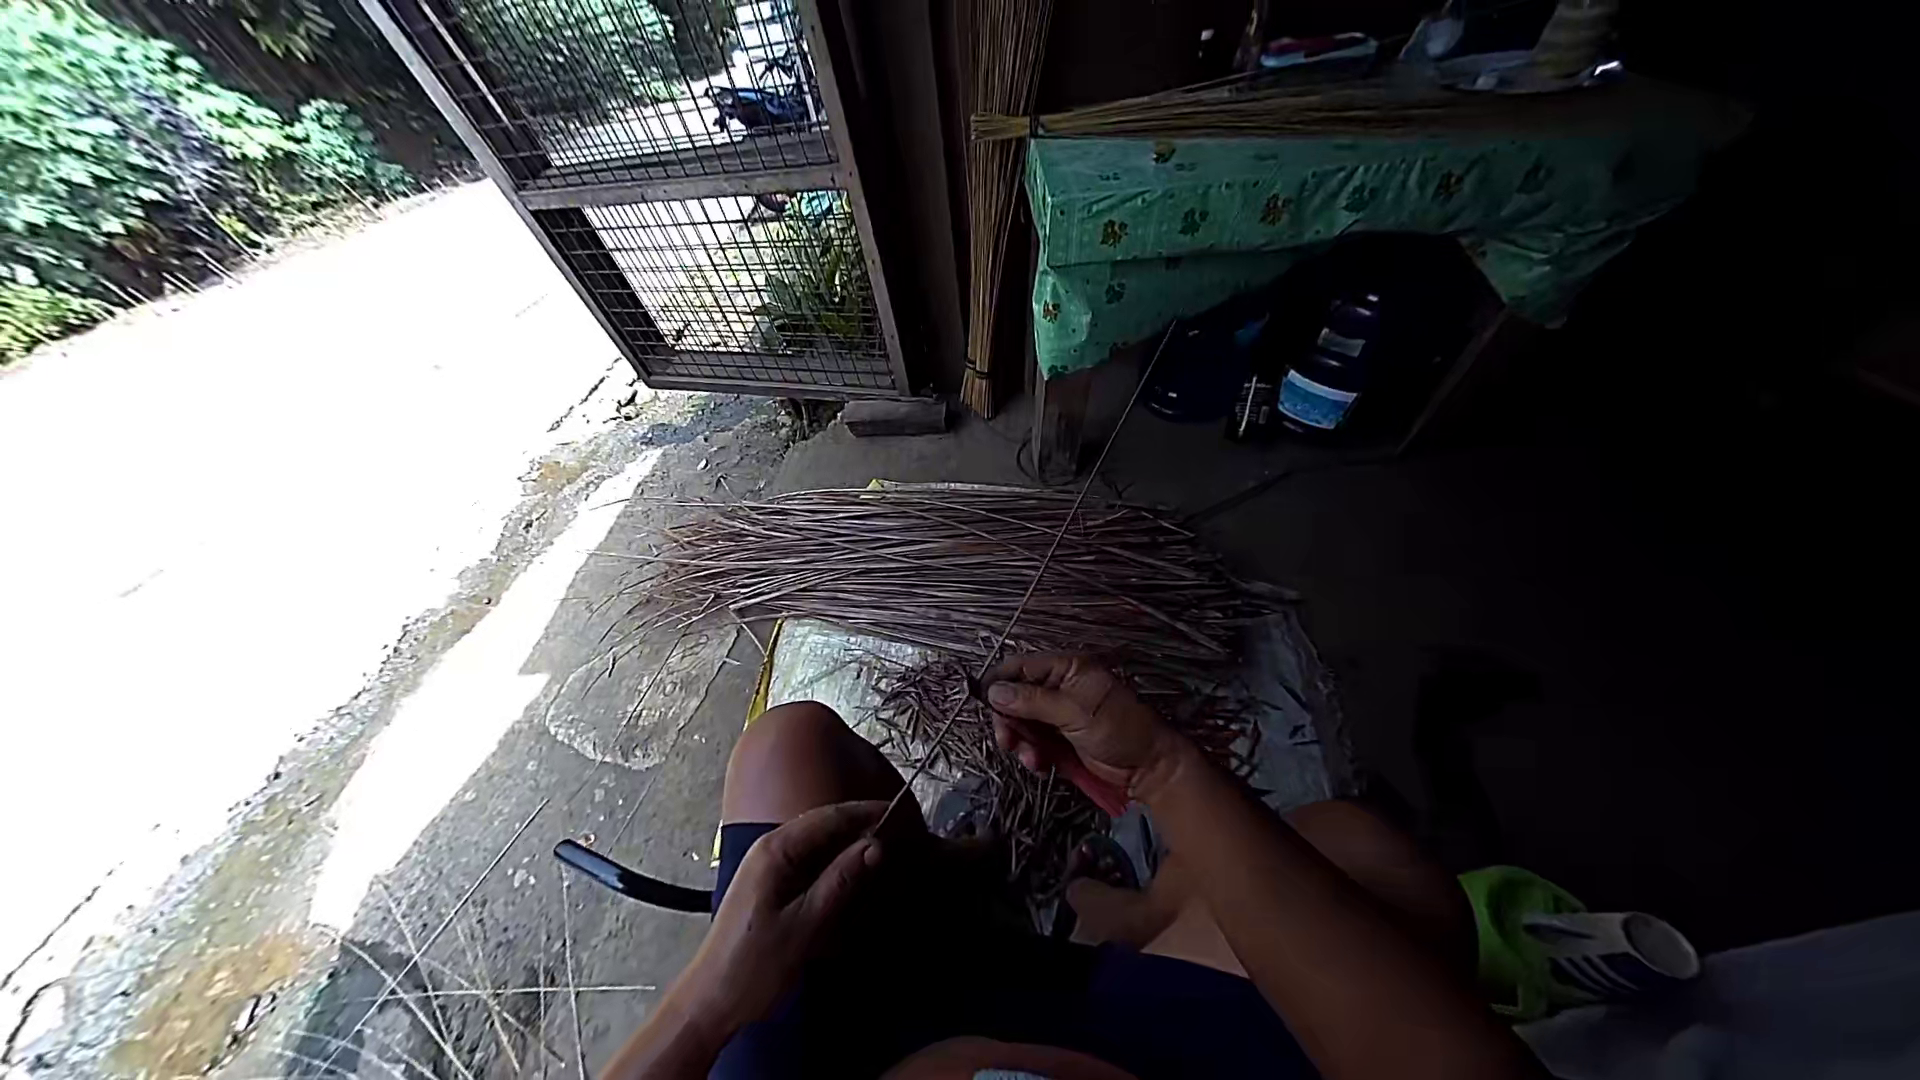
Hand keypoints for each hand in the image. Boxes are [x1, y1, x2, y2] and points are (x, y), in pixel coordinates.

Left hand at [670, 801, 885, 1036]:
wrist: (710, 1004)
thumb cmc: (754, 964)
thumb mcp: (804, 924)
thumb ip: (840, 881)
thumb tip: (876, 845)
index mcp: (776, 848)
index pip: (830, 816)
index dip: (865, 811)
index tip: (899, 812)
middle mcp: (772, 847)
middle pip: (825, 824)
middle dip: (860, 825)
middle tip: (898, 832)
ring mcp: (770, 864)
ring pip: (819, 842)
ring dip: (849, 844)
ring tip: (883, 849)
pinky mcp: (772, 883)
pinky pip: (810, 860)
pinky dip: (835, 862)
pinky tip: (853, 874)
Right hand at [984, 653, 1184, 798]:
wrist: (1148, 767)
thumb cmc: (1120, 728)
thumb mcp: (1074, 711)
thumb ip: (1032, 701)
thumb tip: (995, 691)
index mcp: (1066, 668)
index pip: (1020, 666)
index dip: (999, 682)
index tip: (984, 702)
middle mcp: (1058, 686)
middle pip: (1014, 696)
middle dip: (1009, 720)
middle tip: (1008, 739)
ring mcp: (1058, 713)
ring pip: (1021, 722)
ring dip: (1020, 741)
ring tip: (1032, 758)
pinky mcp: (1059, 737)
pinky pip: (1032, 741)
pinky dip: (1031, 753)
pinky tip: (1040, 764)